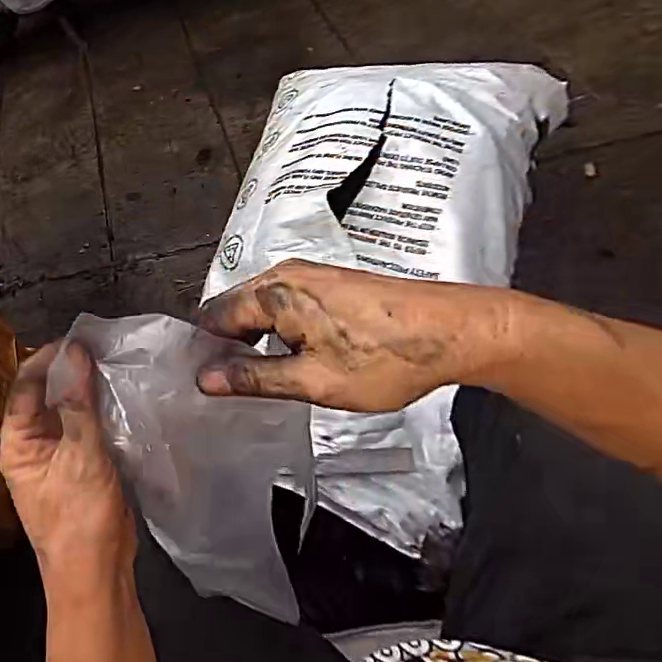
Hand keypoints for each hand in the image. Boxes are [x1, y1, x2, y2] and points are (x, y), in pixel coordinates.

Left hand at [0, 341, 135, 588]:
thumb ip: (80, 403)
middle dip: (73, 370)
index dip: (50, 358)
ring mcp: (58, 451)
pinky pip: (89, 424)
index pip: (27, 384)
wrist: (97, 572)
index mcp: (17, 440)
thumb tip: (76, 351)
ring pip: (71, 407)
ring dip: (89, 388)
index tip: (80, 339)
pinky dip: (102, 408)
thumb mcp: (81, 456)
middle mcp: (33, 441)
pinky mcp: (82, 460)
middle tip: (103, 346)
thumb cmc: (79, 517)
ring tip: (115, 362)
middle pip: (49, 392)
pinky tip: (122, 392)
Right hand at [194, 260, 526, 411]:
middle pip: (234, 309)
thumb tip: (206, 379)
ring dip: (253, 339)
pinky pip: (283, 304)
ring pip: (259, 308)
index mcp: (274, 291)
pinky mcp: (327, 282)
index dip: (206, 352)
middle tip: (233, 387)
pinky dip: (277, 330)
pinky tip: (290, 358)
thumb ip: (254, 378)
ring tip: (263, 377)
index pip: (215, 318)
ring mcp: (308, 274)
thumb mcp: (314, 380)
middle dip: (228, 345)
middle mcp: (285, 274)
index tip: (206, 383)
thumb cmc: (387, 357)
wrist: (455, 330)